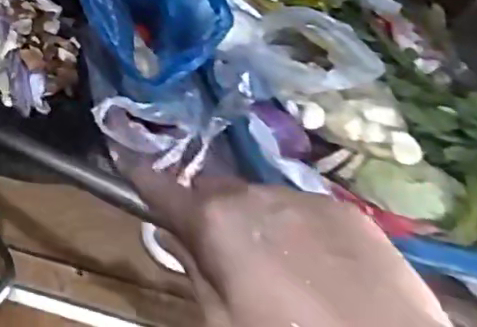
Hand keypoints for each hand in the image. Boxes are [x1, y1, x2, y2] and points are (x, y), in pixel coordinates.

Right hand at [113, 144, 450, 326]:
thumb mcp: (226, 326)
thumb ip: (197, 275)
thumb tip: (176, 239)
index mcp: (214, 221)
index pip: (158, 186)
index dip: (139, 177)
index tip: (126, 166)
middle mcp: (252, 194)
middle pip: (213, 191)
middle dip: (211, 212)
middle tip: (226, 254)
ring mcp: (303, 198)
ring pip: (262, 200)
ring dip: (260, 222)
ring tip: (285, 269)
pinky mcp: (350, 213)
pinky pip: (308, 211)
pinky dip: (303, 230)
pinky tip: (325, 271)